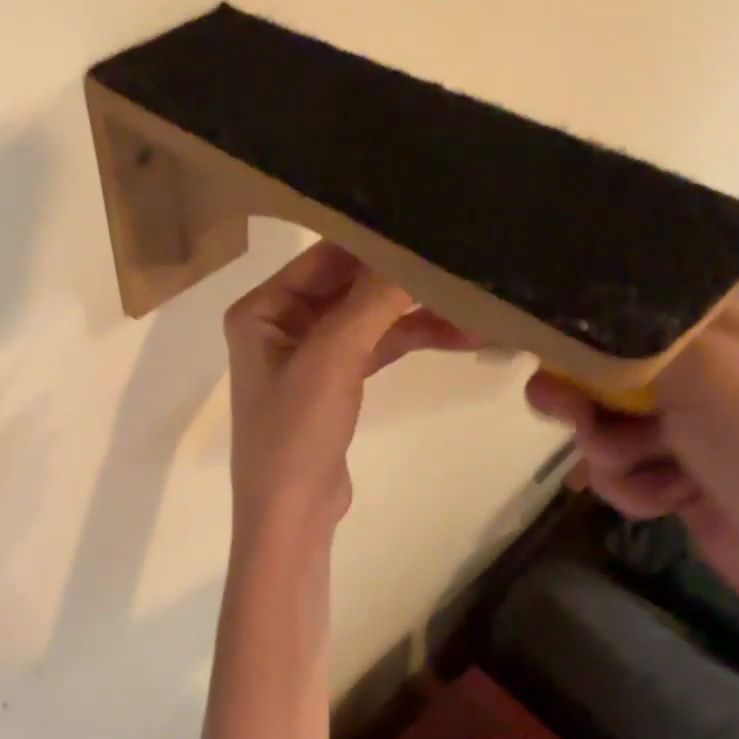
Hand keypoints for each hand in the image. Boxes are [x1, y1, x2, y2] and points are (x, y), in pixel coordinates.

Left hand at [224, 241, 475, 538]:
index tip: (430, 223)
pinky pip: (377, 345)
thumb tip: (416, 246)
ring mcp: (308, 351)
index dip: (375, 241)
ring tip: (477, 300)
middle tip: (462, 256)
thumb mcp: (333, 359)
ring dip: (417, 310)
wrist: (292, 515)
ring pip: (369, 315)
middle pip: (349, 284)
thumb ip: (372, 300)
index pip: (323, 257)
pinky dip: (413, 338)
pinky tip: (462, 333)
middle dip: (402, 277)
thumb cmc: (295, 432)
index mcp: (261, 309)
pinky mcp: (334, 379)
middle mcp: (279, 321)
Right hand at [527, 296, 738, 624]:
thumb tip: (559, 321)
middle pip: (596, 367)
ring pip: (598, 424)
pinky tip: (667, 501)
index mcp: (713, 324)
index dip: (577, 326)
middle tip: (577, 419)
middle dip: (583, 403)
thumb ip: (629, 339)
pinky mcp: (673, 471)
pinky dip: (631, 488)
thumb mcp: (707, 369)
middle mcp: (695, 366)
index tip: (543, 350)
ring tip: (654, 473)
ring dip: (611, 456)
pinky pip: (615, 469)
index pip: (625, 304)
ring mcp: (683, 422)